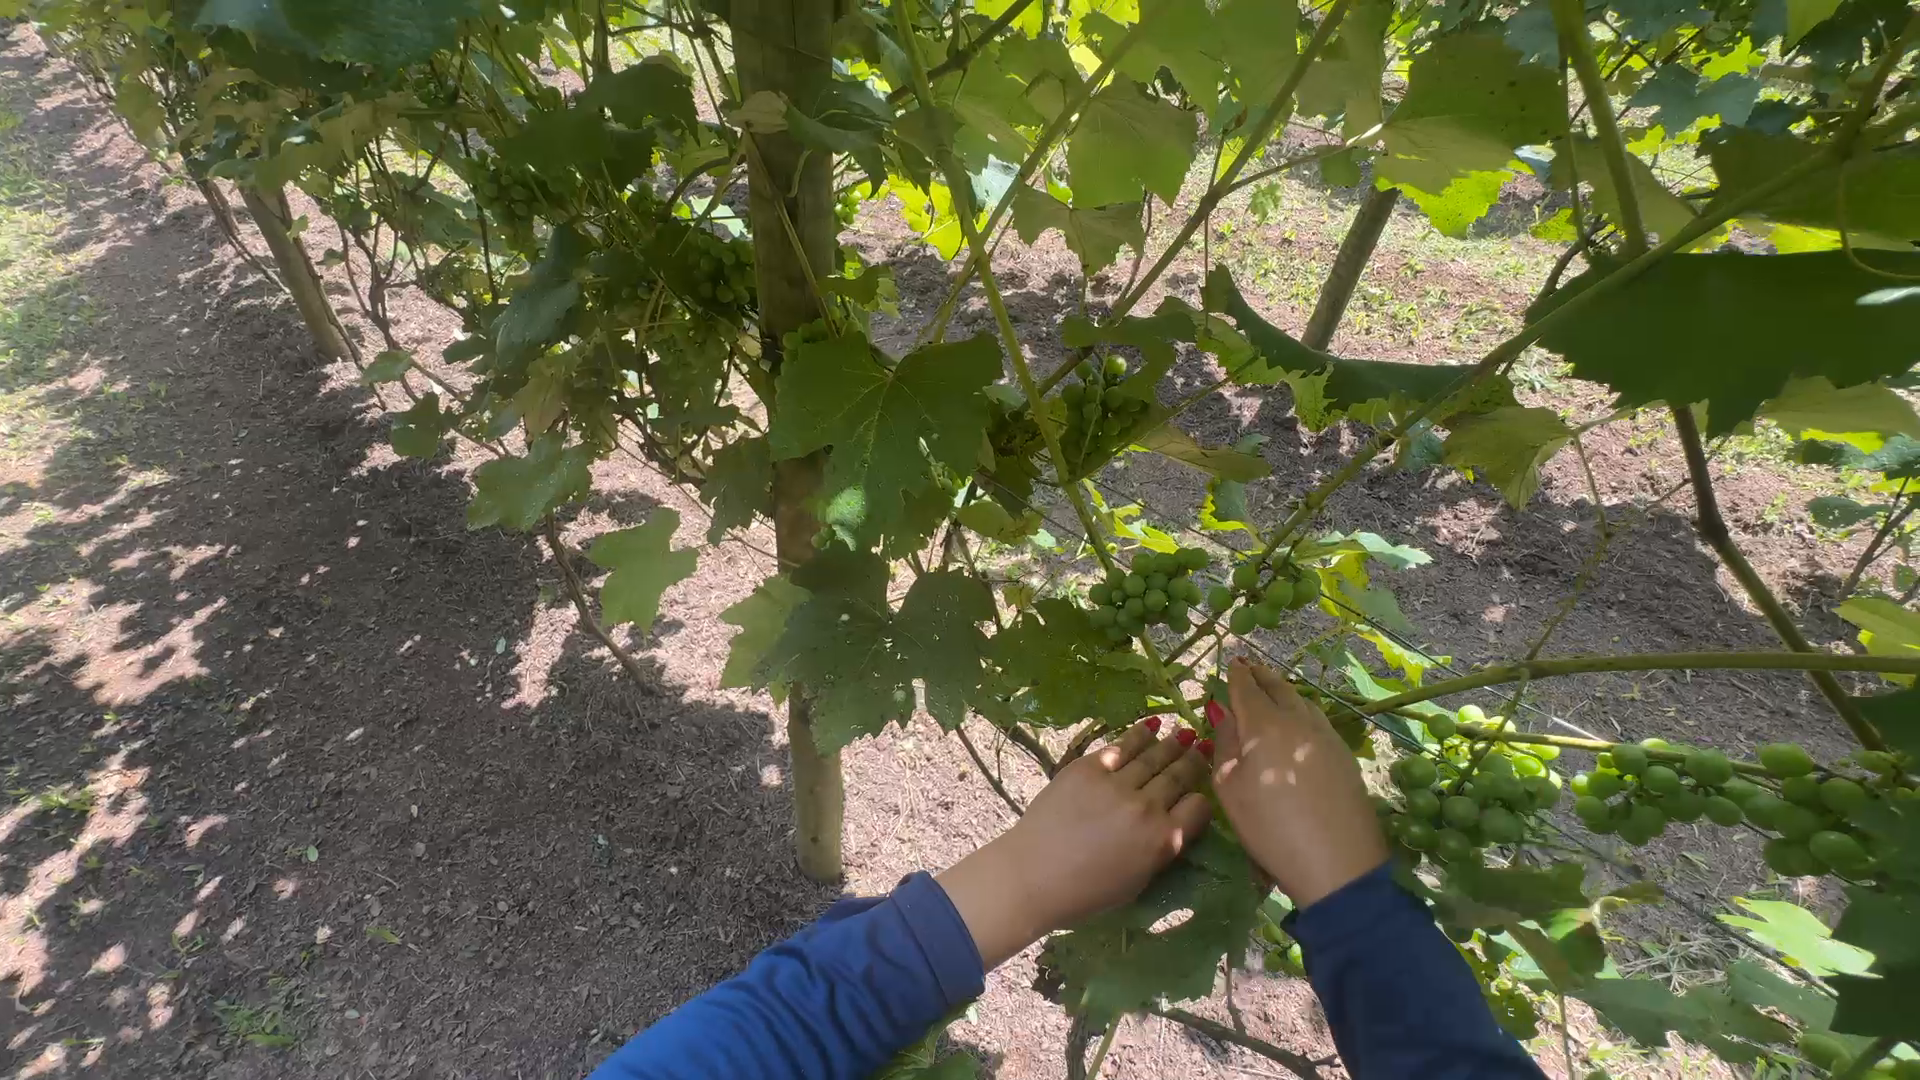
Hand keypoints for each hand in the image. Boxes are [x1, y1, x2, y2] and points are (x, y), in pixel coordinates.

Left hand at [936, 720, 1212, 967]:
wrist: (1034, 874)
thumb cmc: (1087, 892)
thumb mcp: (1139, 881)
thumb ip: (1160, 849)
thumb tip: (1173, 824)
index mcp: (1163, 841)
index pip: (1197, 808)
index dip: (1202, 799)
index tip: (1201, 789)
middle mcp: (1147, 807)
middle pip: (1177, 777)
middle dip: (1193, 760)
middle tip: (1204, 745)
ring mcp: (1117, 783)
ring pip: (1152, 757)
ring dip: (1171, 743)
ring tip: (1184, 732)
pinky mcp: (1088, 767)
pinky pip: (1120, 747)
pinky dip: (1137, 734)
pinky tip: (1150, 725)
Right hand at [1208, 658, 1386, 907]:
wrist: (1338, 867)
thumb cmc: (1270, 828)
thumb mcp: (1229, 788)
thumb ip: (1225, 744)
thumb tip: (1225, 713)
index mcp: (1264, 725)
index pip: (1247, 688)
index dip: (1237, 674)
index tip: (1231, 662)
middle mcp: (1298, 721)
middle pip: (1279, 688)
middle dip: (1261, 675)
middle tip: (1250, 666)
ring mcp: (1326, 738)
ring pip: (1302, 701)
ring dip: (1284, 691)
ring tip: (1273, 689)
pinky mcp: (1345, 757)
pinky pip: (1318, 720)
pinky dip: (1302, 710)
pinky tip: (1299, 719)